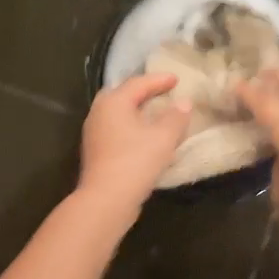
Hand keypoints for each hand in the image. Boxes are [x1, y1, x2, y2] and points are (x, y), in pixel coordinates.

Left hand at [77, 73, 192, 217]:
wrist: (106, 199)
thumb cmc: (135, 162)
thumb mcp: (163, 138)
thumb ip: (175, 117)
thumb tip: (184, 103)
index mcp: (114, 102)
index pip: (138, 83)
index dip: (159, 80)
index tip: (176, 78)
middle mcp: (99, 112)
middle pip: (121, 93)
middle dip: (141, 91)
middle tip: (160, 91)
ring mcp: (93, 131)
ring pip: (116, 112)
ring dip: (134, 109)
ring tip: (153, 112)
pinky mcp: (95, 150)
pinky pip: (114, 127)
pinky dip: (129, 124)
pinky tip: (141, 135)